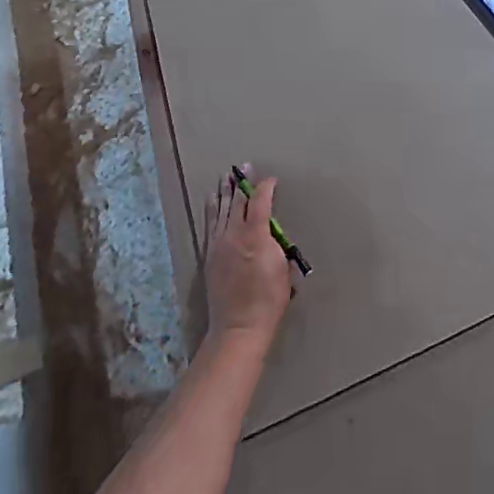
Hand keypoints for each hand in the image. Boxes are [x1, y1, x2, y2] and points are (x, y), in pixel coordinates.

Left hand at [203, 167, 291, 342]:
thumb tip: (272, 235)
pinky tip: (213, 200)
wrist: (238, 326)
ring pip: (222, 210)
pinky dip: (213, 209)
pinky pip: (211, 224)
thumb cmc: (268, 300)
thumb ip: (277, 246)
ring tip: (227, 177)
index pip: (260, 202)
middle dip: (242, 183)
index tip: (271, 181)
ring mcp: (219, 243)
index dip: (265, 188)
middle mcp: (234, 234)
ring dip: (226, 192)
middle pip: (237, 202)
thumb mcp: (284, 270)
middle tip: (244, 168)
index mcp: (255, 235)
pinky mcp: (210, 254)